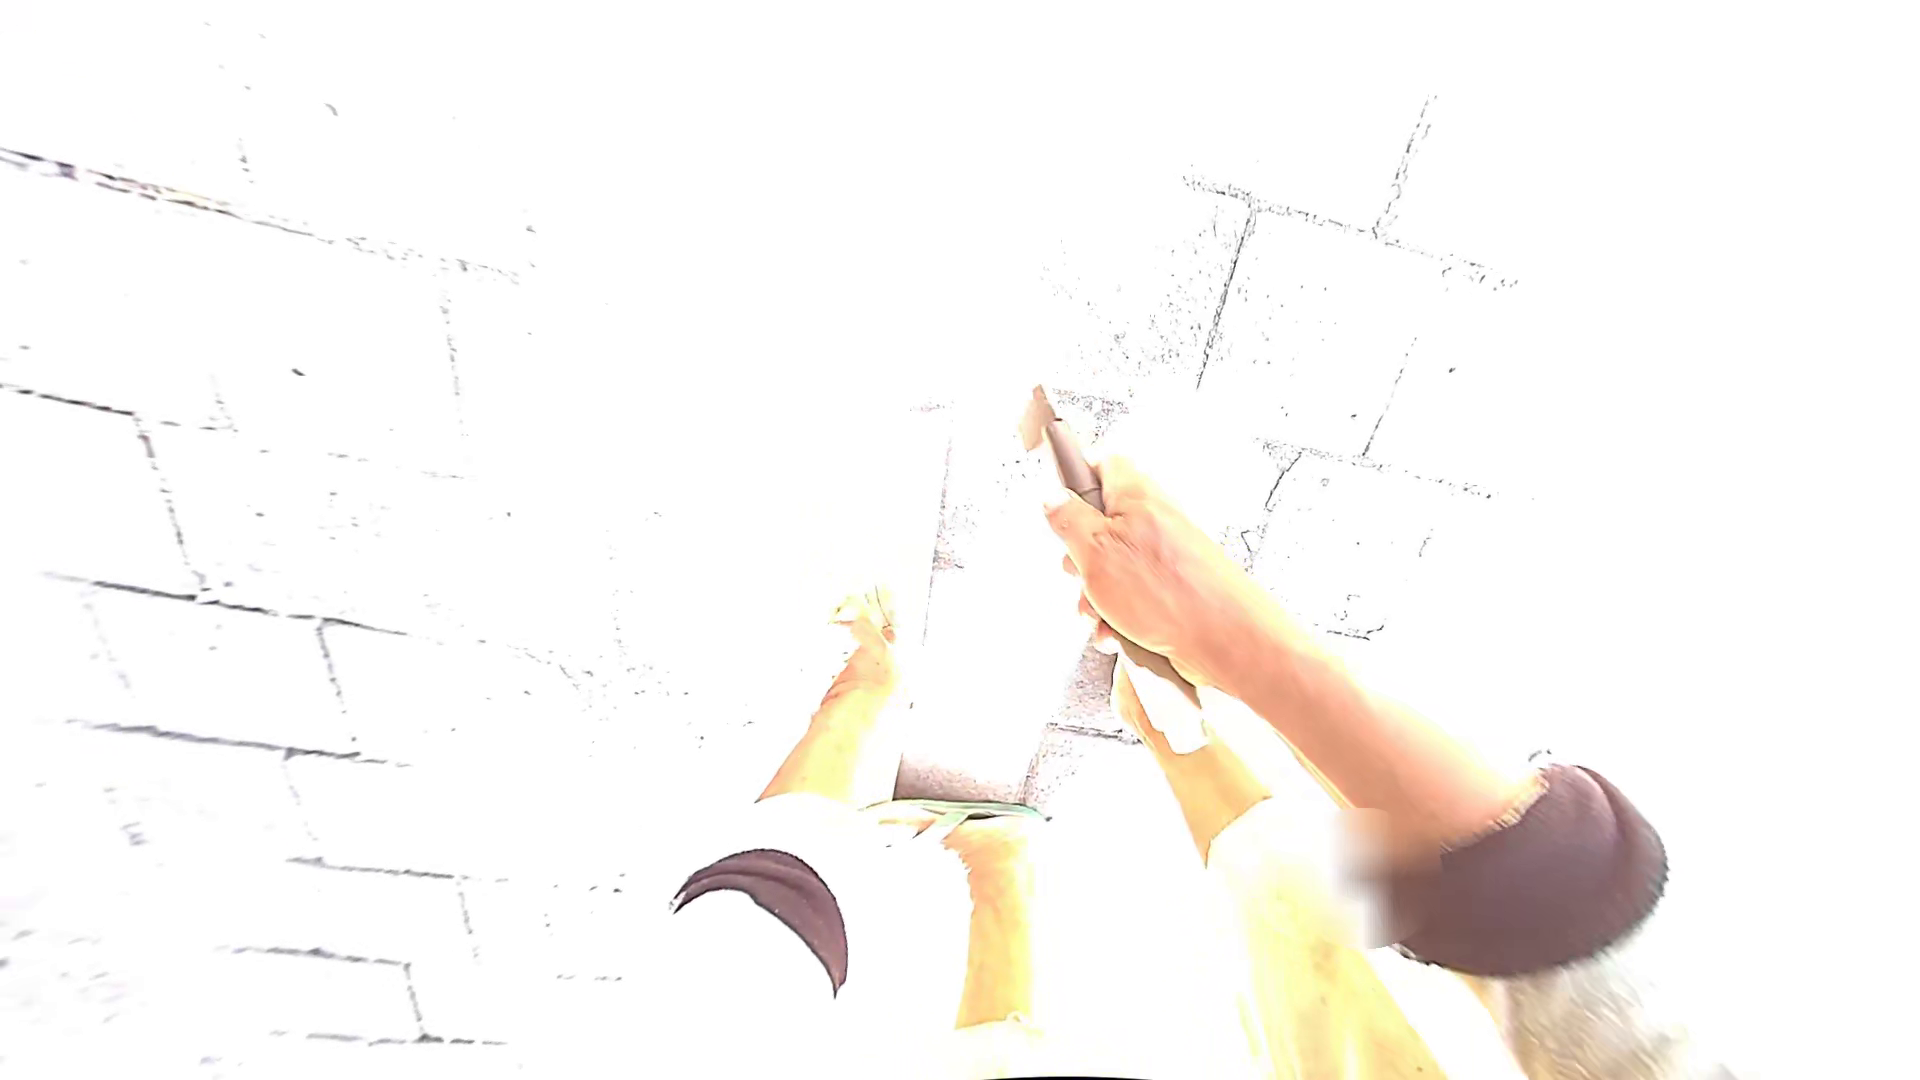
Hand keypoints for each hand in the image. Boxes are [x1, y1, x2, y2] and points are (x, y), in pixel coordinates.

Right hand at [1044, 454, 1279, 691]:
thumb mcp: (1096, 551)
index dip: (1076, 478)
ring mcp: (1164, 555)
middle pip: (1099, 523)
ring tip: (1100, 613)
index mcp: (1136, 496)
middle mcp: (1153, 520)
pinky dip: (1119, 613)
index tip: (1059, 502)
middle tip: (1077, 571)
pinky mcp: (1172, 586)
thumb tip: (1051, 499)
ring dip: (1095, 593)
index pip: (1102, 464)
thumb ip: (1069, 519)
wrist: (1227, 641)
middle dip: (1079, 556)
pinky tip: (1118, 630)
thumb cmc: (1169, 593)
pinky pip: (1132, 593)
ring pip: (1111, 565)